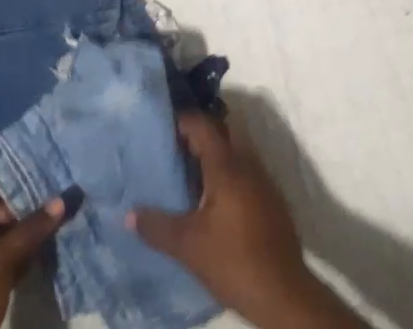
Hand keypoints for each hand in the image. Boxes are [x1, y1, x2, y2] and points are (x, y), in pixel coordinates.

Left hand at [0, 182, 68, 328]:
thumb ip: (30, 229)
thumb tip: (64, 197)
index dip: (14, 178)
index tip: (45, 164)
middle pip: (6, 213)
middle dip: (33, 201)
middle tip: (66, 182)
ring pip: (17, 235)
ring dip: (39, 225)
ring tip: (70, 204)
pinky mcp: (1, 282)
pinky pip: (23, 256)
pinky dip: (38, 247)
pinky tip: (61, 237)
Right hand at [129, 112, 365, 328]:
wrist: (282, 292)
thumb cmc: (232, 260)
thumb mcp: (187, 245)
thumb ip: (156, 226)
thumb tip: (129, 214)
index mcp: (228, 167)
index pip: (204, 125)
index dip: (182, 120)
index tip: (160, 126)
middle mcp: (249, 165)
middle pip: (222, 134)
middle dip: (196, 136)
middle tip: (169, 148)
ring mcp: (264, 182)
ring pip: (235, 154)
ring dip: (212, 156)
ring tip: (184, 172)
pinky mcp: (271, 200)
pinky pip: (245, 173)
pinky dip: (226, 175)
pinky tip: (209, 198)